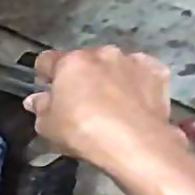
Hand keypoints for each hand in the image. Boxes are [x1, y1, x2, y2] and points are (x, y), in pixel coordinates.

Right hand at [25, 45, 186, 175]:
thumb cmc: (81, 131)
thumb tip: (36, 99)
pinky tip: (132, 101)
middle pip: (84, 60)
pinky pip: (140, 72)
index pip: (46, 60)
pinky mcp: (158, 71)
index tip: (46, 89)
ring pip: (113, 64)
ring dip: (107, 76)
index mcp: (70, 63)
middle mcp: (102, 54)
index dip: (44, 74)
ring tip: (109, 101)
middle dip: (79, 75)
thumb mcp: (46, 125)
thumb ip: (40, 107)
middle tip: (79, 99)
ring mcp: (133, 60)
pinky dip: (134, 82)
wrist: (134, 141)